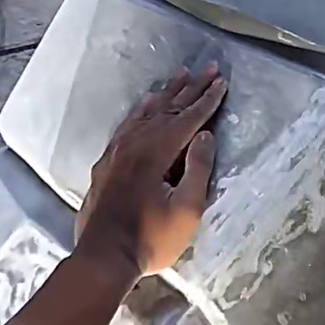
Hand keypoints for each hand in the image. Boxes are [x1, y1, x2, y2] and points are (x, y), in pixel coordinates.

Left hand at [76, 65, 226, 274]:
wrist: (103, 256)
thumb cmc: (151, 238)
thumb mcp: (186, 209)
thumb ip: (198, 169)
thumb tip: (205, 135)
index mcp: (157, 151)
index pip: (188, 118)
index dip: (207, 100)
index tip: (221, 82)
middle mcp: (136, 143)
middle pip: (168, 108)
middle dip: (191, 88)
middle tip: (207, 68)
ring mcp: (118, 150)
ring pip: (146, 112)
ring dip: (166, 93)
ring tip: (180, 75)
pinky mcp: (107, 161)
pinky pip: (127, 124)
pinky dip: (141, 110)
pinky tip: (145, 104)